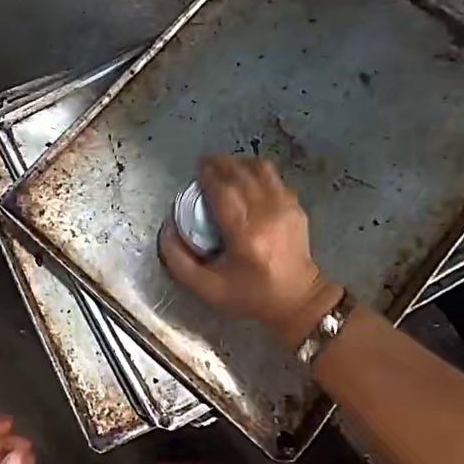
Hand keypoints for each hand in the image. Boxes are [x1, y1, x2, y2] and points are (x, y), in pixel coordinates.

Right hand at [160, 155, 343, 349]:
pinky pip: (275, 179)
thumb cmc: (251, 296)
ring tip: (226, 167)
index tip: (197, 170)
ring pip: (261, 169)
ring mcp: (285, 209)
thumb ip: (179, 260)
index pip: (224, 191)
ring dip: (240, 163)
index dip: (208, 175)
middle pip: (242, 174)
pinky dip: (259, 173)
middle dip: (221, 163)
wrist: (296, 300)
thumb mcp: (207, 288)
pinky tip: (248, 179)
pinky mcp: (296, 208)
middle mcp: (267, 215)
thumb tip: (168, 229)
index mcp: (245, 236)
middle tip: (206, 163)